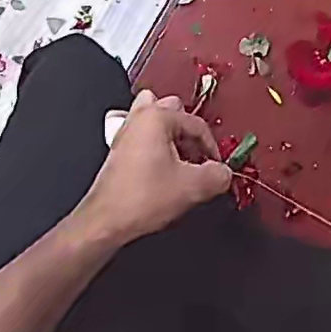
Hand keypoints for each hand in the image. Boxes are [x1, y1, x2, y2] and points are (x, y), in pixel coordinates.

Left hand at [72, 90, 230, 246]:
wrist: (106, 220)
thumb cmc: (143, 197)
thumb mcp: (191, 187)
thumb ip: (216, 176)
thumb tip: (224, 173)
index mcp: (157, 116)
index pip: (196, 124)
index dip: (211, 147)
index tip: (216, 167)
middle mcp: (139, 116)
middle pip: (175, 111)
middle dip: (189, 135)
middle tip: (196, 159)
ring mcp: (126, 129)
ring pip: (155, 117)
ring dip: (170, 132)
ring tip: (178, 158)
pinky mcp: (119, 146)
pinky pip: (142, 132)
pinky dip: (154, 142)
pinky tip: (159, 166)